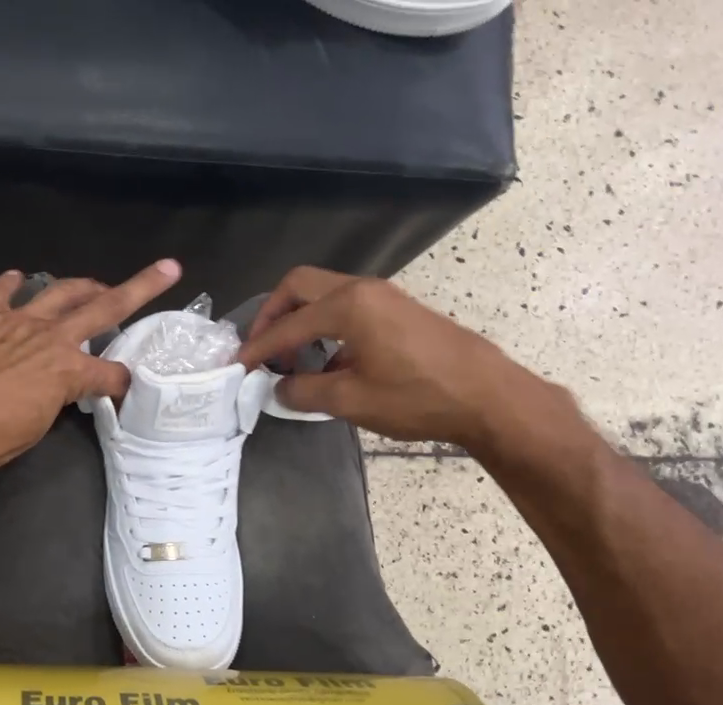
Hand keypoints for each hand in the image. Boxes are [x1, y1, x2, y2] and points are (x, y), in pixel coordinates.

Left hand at [0, 260, 182, 477]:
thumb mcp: (33, 430)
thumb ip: (53, 404)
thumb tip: (55, 394)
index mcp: (68, 372)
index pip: (110, 375)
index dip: (121, 385)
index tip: (123, 392)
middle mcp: (50, 337)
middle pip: (104, 307)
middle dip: (141, 288)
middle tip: (168, 270)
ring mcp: (17, 321)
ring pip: (60, 292)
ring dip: (83, 284)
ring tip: (96, 283)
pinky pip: (3, 291)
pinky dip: (13, 284)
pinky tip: (18, 278)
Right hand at [237, 267, 569, 452]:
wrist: (487, 396)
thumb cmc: (416, 397)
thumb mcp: (350, 400)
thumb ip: (304, 391)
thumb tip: (279, 387)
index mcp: (348, 306)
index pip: (286, 325)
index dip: (256, 348)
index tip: (235, 368)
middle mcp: (363, 289)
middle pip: (299, 286)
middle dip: (271, 315)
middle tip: (259, 350)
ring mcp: (384, 296)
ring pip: (323, 294)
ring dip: (298, 321)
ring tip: (288, 361)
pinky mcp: (398, 311)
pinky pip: (345, 307)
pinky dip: (322, 326)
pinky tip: (324, 364)